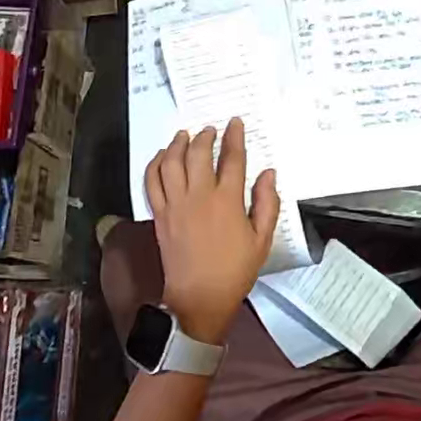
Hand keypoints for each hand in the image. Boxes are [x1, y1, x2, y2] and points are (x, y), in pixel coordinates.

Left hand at [144, 118, 278, 342]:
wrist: (199, 297)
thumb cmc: (235, 270)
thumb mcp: (263, 239)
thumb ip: (268, 203)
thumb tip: (268, 173)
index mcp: (228, 201)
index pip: (232, 158)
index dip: (234, 137)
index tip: (236, 123)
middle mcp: (199, 196)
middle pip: (198, 153)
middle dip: (206, 136)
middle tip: (211, 130)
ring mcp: (175, 204)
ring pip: (171, 162)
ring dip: (177, 144)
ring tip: (185, 135)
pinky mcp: (159, 215)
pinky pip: (151, 181)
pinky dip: (154, 164)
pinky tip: (161, 156)